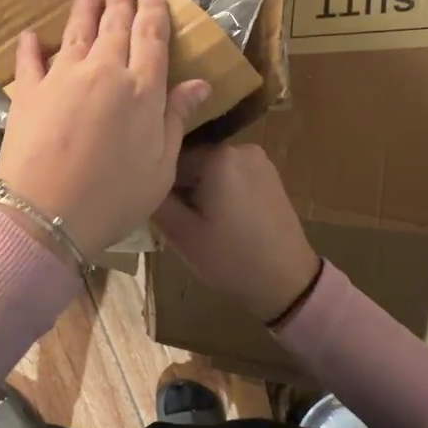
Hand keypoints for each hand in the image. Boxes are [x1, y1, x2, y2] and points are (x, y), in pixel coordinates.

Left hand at [0, 0, 211, 257]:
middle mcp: (104, 72)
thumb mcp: (161, 166)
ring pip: (77, 33)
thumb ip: (176, 119)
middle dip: (120, 1)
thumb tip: (198, 83)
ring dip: (84, 8)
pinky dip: (32, 46)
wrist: (47, 213)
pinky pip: (30, 61)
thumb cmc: (114, 197)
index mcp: (142, 90)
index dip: (153, 12)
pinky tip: (32, 35)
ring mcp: (62, 78)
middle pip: (115, 27)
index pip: (151, 38)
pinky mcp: (28, 93)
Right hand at [154, 143, 319, 321]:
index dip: (163, 186)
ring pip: (211, 169)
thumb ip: (155, 199)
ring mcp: (259, 159)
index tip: (166, 214)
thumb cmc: (230, 258)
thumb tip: (141, 178)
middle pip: (192, 161)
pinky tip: (225, 220)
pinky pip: (231, 175)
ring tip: (205, 224)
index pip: (171, 158)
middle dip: (184, 187)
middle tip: (185, 223)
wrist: (286, 280)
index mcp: (218, 156)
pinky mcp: (270, 174)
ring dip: (202, 190)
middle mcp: (241, 147)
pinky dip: (222, 191)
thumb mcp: (180, 233)